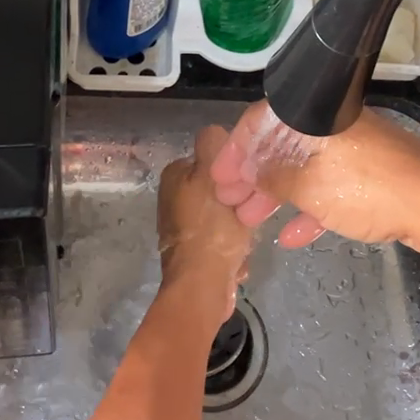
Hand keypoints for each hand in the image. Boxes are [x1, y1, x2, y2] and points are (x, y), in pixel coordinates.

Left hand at [158, 125, 254, 320]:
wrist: (202, 288)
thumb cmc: (210, 228)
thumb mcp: (214, 174)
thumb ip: (213, 144)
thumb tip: (215, 130)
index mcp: (174, 175)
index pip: (215, 160)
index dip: (234, 173)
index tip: (244, 188)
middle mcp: (174, 198)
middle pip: (223, 190)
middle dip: (238, 206)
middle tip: (245, 218)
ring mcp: (183, 227)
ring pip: (227, 217)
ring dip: (240, 231)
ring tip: (242, 242)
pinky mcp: (195, 253)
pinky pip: (225, 242)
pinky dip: (234, 251)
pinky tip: (237, 260)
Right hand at [209, 101, 419, 250]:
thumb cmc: (369, 188)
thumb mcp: (312, 186)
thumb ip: (275, 179)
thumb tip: (248, 173)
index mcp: (317, 116)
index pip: (263, 120)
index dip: (236, 148)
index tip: (217, 176)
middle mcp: (333, 128)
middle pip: (281, 147)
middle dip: (252, 175)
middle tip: (227, 200)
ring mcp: (354, 153)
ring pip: (303, 170)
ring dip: (274, 195)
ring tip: (248, 220)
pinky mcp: (370, 179)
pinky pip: (328, 189)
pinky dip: (308, 208)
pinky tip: (292, 235)